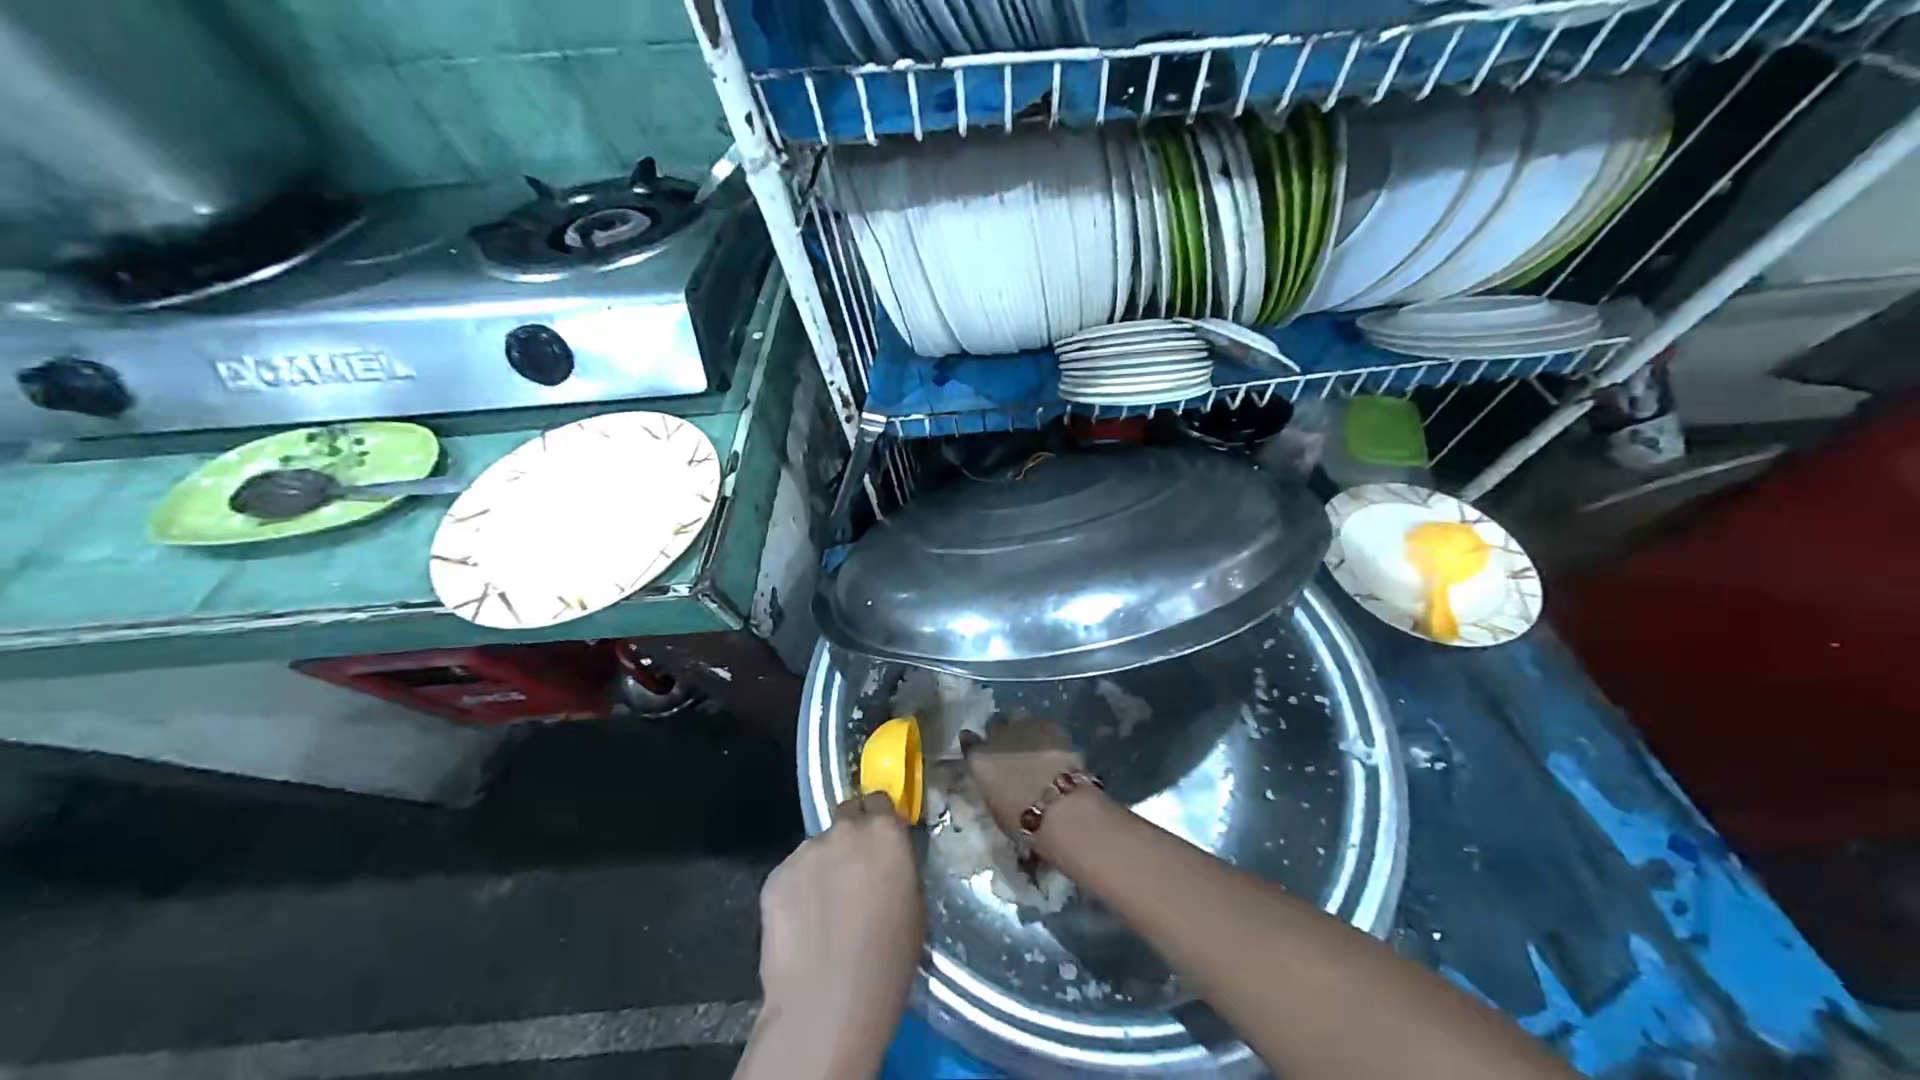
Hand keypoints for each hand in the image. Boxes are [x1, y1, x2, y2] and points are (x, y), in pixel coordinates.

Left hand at [742, 791, 922, 1079]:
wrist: (826, 1002)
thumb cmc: (887, 961)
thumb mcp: (914, 905)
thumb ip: (896, 868)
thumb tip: (884, 865)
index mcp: (885, 832)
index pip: (881, 802)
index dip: (880, 822)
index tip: (881, 846)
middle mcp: (844, 830)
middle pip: (847, 817)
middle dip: (850, 839)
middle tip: (852, 876)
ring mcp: (805, 851)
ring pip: (816, 848)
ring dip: (822, 867)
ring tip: (821, 911)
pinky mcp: (774, 876)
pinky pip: (791, 874)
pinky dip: (797, 891)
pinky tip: (801, 925)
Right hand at [959, 714, 1086, 836]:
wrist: (1060, 809)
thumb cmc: (1023, 821)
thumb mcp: (994, 806)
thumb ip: (989, 783)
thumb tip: (992, 776)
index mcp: (979, 760)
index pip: (968, 742)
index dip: (974, 743)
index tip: (978, 746)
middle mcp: (997, 736)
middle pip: (994, 724)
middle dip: (999, 731)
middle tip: (1009, 745)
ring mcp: (1023, 726)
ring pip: (1017, 718)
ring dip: (1021, 728)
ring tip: (1031, 742)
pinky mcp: (1049, 725)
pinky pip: (1042, 724)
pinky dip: (1044, 732)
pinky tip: (1052, 745)